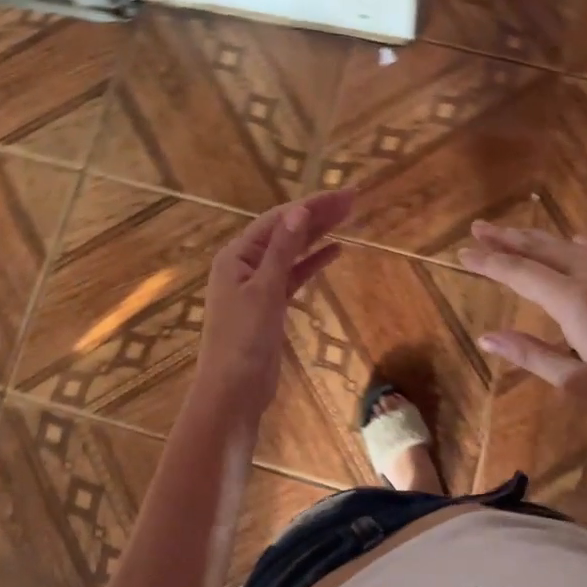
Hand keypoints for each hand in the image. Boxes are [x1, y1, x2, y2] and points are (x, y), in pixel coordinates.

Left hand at [194, 190, 353, 423]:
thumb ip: (282, 251)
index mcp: (236, 256)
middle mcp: (245, 264)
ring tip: (347, 217)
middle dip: (318, 214)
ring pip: (291, 251)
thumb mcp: (264, 291)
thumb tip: (299, 211)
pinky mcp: (269, 306)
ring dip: (317, 235)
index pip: (278, 219)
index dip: (312, 205)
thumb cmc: (243, 340)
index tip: (343, 194)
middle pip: (285, 231)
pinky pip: (294, 275)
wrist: (233, 392)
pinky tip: (335, 251)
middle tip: (353, 199)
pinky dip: (312, 263)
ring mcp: (257, 285)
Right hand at [460, 222, 586, 438]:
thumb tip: (486, 337)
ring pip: (571, 248)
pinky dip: (577, 244)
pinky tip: (575, 243)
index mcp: (577, 302)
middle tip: (478, 228)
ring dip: (539, 239)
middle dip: (509, 238)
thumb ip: (532, 355)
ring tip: (513, 233)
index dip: (490, 263)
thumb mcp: (579, 385)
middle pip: (544, 249)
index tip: (462, 253)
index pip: (521, 273)